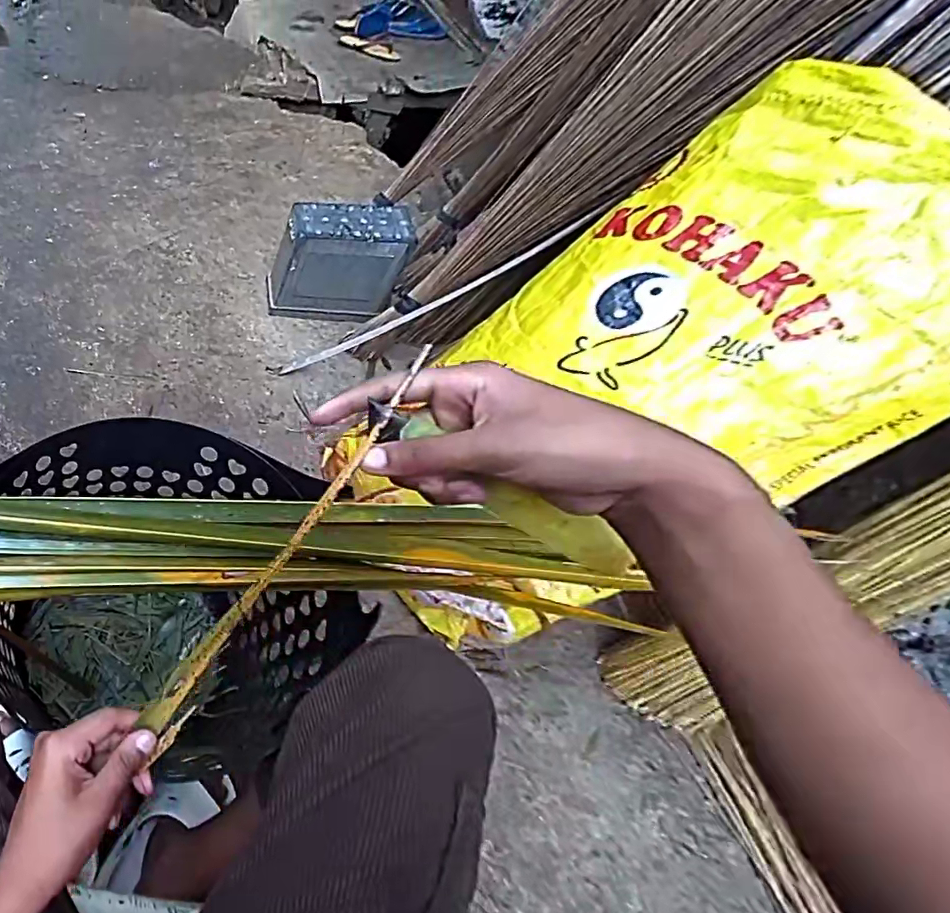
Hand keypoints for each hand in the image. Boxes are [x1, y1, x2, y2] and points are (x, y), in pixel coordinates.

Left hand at [0, 708, 155, 901]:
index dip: (138, 726)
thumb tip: (147, 735)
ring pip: (100, 755)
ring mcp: (53, 757)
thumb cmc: (59, 842)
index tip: (162, 741)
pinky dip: (104, 785)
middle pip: (105, 737)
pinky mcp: (55, 772)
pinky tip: (108, 810)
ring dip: (118, 778)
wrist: (27, 874)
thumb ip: (125, 763)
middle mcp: (54, 742)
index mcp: (61, 743)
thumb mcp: (100, 800)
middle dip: (129, 761)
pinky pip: (88, 768)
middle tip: (146, 787)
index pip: (108, 718)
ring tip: (121, 808)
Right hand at [311, 362, 756, 517]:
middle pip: (404, 434)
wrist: (632, 478)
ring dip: (436, 480)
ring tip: (473, 485)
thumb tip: (366, 459)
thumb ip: (425, 454)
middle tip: (433, 476)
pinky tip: (482, 492)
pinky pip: (443, 478)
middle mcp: (464, 407)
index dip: (354, 403)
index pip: (396, 388)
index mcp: (466, 384)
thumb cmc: (569, 442)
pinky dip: (453, 490)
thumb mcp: (490, 447)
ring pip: (421, 462)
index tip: (318, 419)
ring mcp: (473, 437)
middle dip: (413, 461)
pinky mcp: (482, 463)